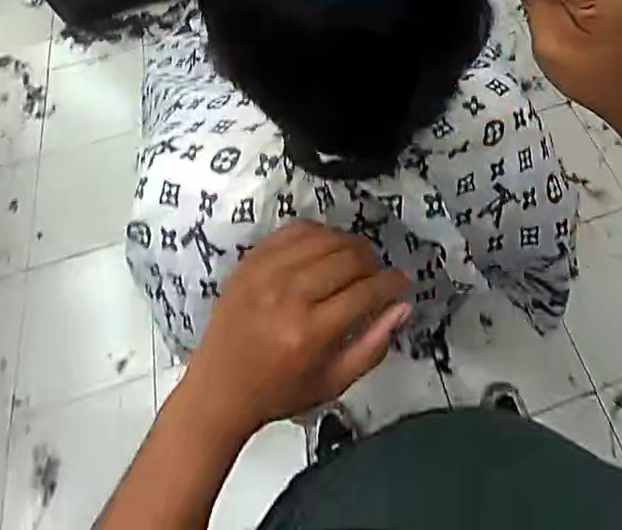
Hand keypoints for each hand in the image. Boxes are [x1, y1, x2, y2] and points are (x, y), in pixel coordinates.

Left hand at [176, 221, 409, 435]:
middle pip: (349, 258)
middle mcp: (288, 296)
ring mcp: (266, 273)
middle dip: (373, 264)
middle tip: (376, 275)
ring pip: (327, 238)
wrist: (217, 391)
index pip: (367, 292)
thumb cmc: (278, 392)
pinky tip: (326, 248)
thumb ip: (374, 345)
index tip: (401, 282)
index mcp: (310, 333)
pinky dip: (320, 233)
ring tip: (355, 260)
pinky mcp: (251, 261)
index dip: (392, 283)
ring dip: (350, 245)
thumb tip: (404, 306)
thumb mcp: (333, 383)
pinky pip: (297, 229)